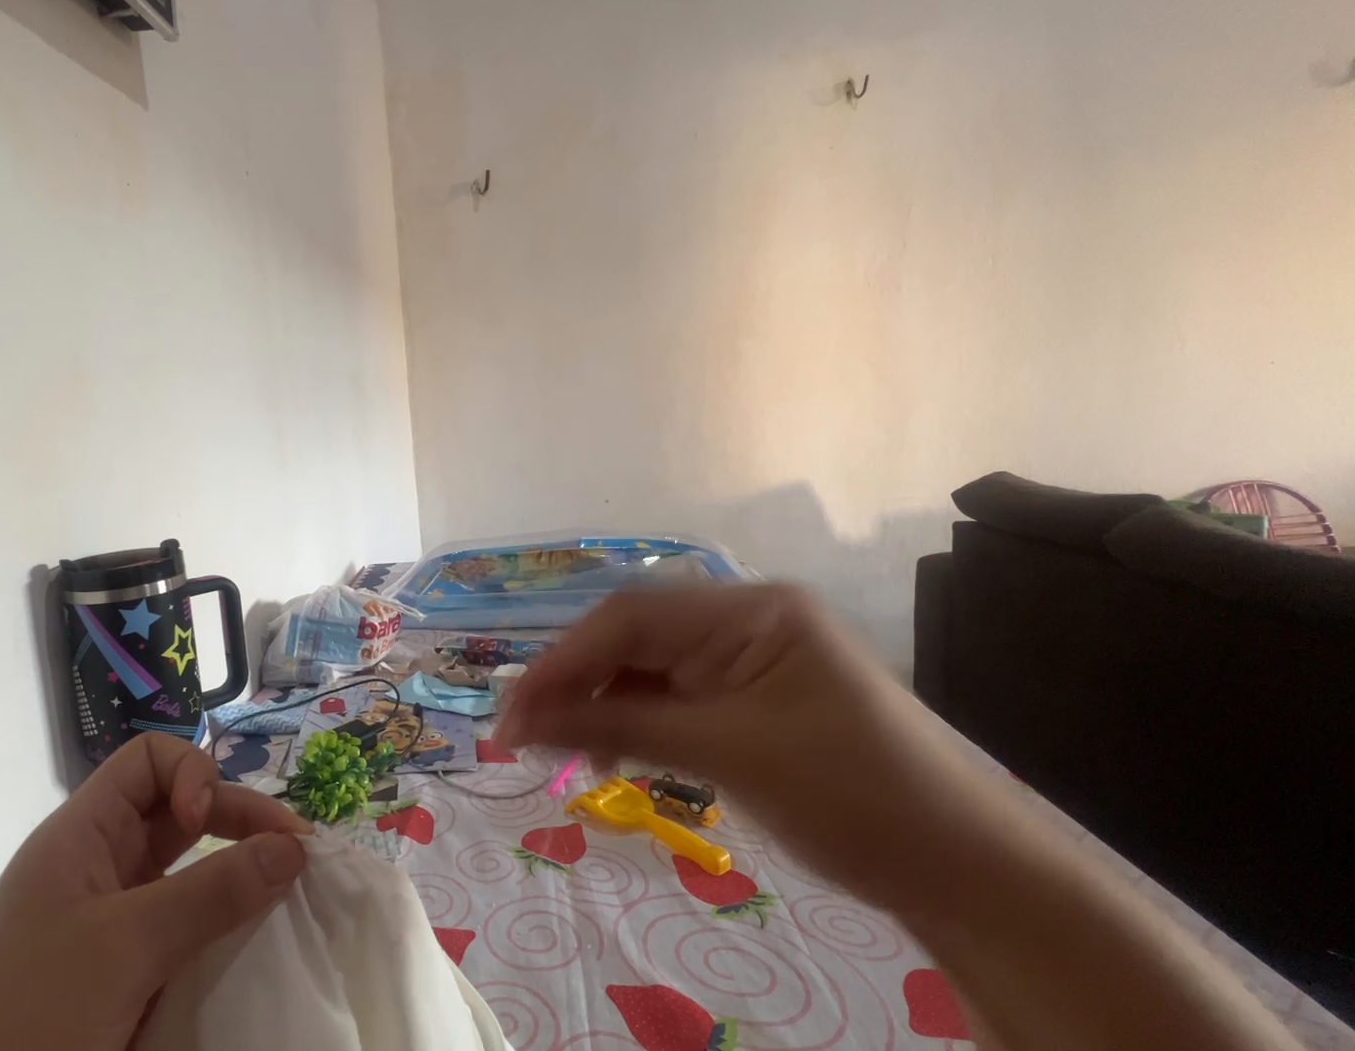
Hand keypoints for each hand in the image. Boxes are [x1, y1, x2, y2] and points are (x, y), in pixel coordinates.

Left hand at [0, 734, 310, 1050]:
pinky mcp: (119, 971)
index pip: (149, 761)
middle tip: (297, 854)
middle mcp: (96, 865)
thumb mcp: (125, 948)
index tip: (210, 824)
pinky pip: (182, 925)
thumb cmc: (31, 1015)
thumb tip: (293, 847)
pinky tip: (250, 943)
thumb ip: (213, 892)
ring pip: (187, 871)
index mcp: (81, 834)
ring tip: (286, 893)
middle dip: (239, 820)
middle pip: (179, 811)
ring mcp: (107, 920)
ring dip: (237, 875)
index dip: (192, 774)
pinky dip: (220, 924)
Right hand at [496, 584, 1303, 1050]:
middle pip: (633, 639)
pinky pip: (675, 698)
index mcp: (750, 611)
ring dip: (601, 705)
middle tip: (523, 737)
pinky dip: (637, 724)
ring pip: (648, 670)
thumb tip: (523, 716)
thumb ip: (621, 724)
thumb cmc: (852, 795)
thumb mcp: (728, 754)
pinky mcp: (752, 699)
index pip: (630, 619)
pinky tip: (616, 755)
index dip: (561, 663)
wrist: (965, 866)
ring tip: (569, 753)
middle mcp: (745, 621)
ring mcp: (750, 660)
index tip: (511, 714)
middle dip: (574, 683)